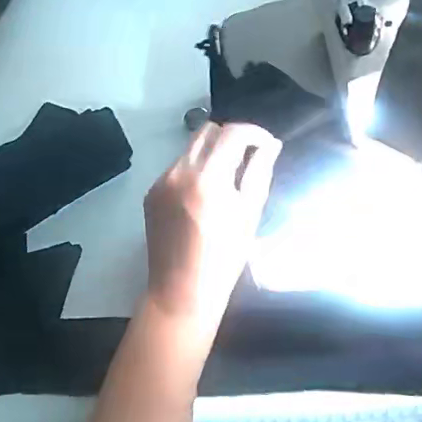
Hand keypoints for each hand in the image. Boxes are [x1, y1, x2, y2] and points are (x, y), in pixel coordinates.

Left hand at [143, 123, 280, 342]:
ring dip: (212, 154)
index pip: (232, 133)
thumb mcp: (249, 214)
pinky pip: (176, 168)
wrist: (181, 290)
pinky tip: (204, 198)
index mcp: (207, 178)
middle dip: (230, 138)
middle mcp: (179, 172)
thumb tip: (271, 146)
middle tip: (248, 158)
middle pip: (207, 131)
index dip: (254, 133)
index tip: (267, 145)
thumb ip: (260, 173)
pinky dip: (194, 172)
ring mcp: (161, 181)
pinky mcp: (151, 193)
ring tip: (227, 180)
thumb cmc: (224, 258)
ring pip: (190, 149)